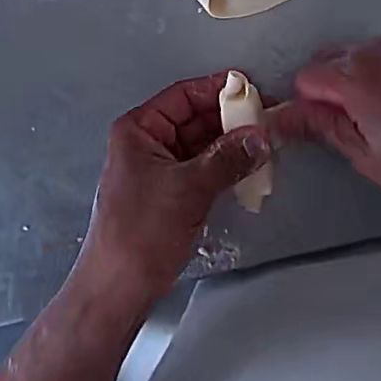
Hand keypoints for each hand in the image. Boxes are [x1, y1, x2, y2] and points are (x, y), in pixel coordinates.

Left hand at [70, 73, 271, 311]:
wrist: (117, 291)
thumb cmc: (137, 236)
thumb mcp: (188, 189)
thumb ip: (227, 159)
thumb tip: (257, 139)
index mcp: (138, 130)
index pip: (182, 96)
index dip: (216, 90)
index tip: (247, 89)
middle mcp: (146, 143)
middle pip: (194, 118)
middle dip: (229, 119)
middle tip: (262, 119)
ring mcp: (158, 168)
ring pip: (201, 144)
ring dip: (230, 144)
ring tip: (261, 143)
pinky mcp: (170, 191)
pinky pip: (202, 167)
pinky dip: (224, 165)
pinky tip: (247, 168)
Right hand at [272, 38, 380, 240]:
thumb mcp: (368, 158)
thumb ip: (321, 126)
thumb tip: (280, 116)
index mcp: (353, 77)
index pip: (304, 78)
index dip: (306, 106)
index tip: (319, 129)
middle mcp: (374, 51)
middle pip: (327, 59)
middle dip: (326, 88)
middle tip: (349, 128)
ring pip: (357, 55)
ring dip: (353, 79)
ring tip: (379, 119)